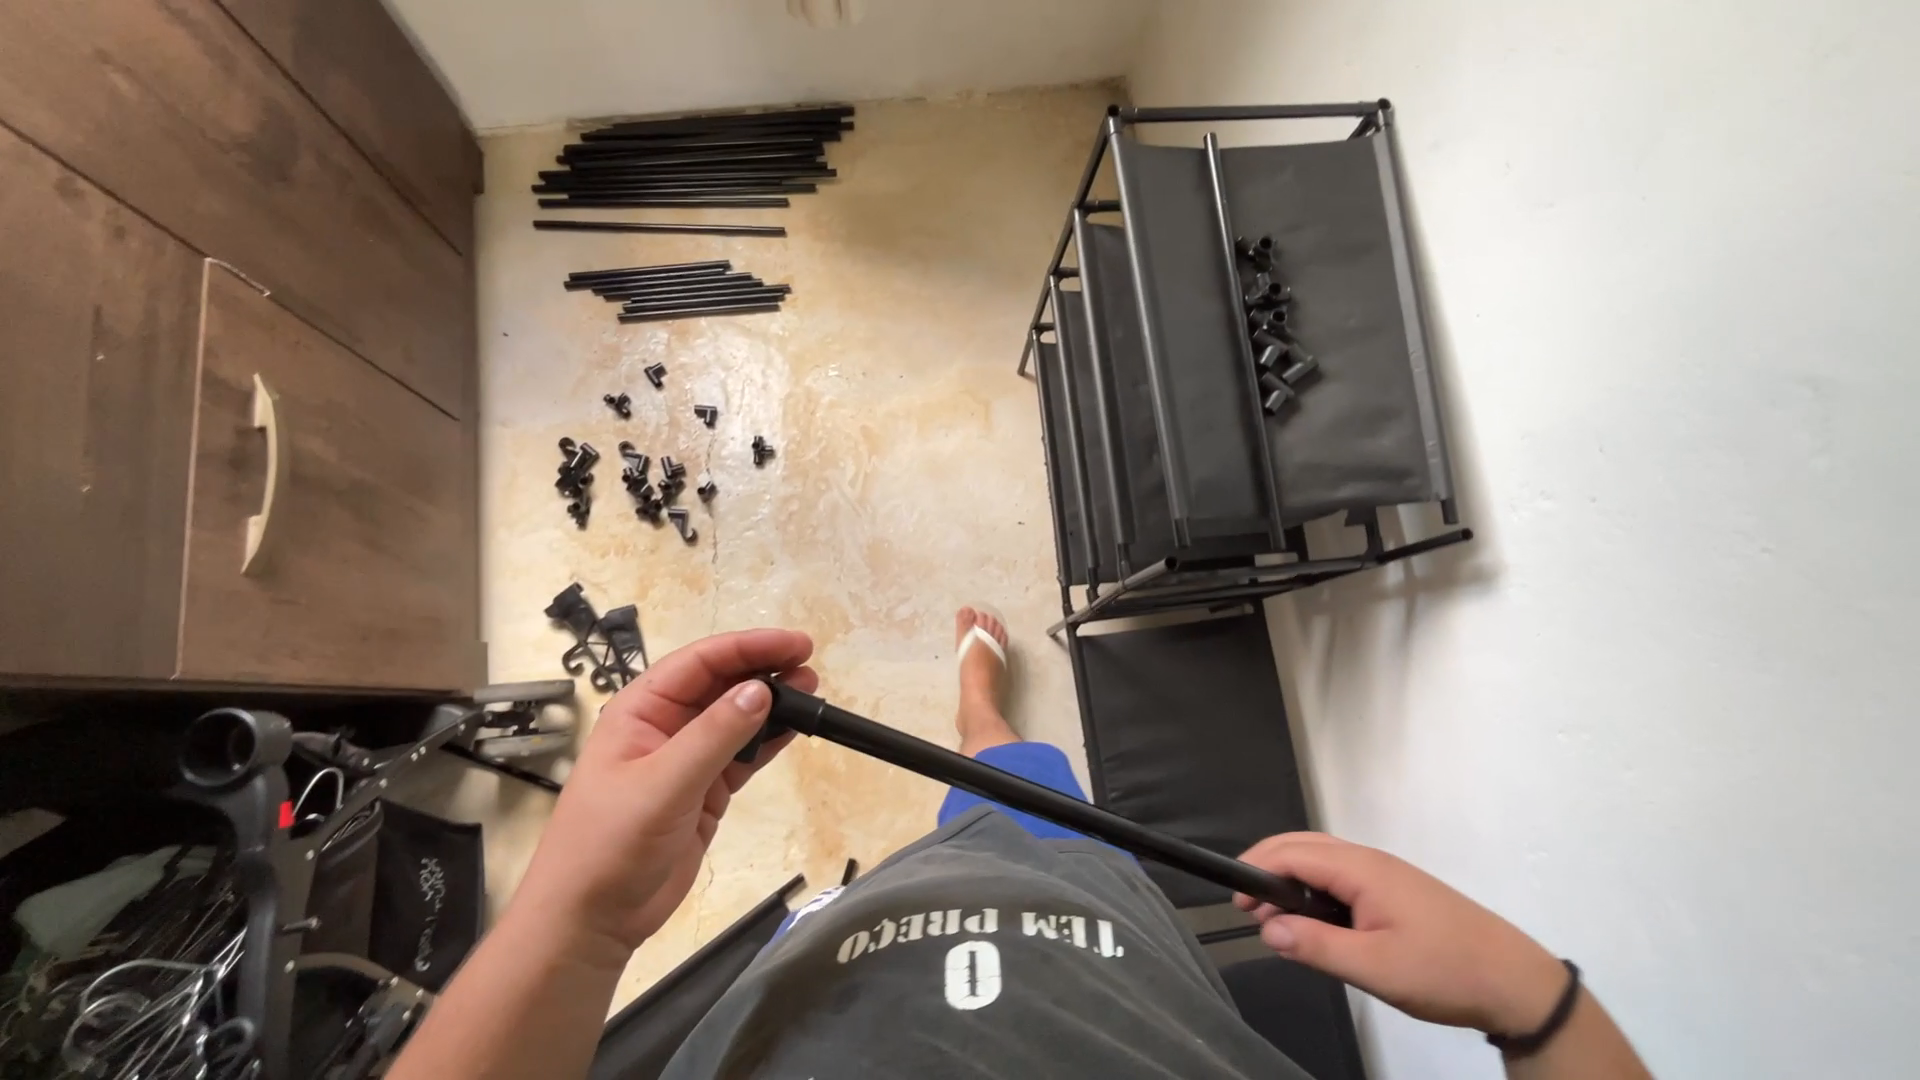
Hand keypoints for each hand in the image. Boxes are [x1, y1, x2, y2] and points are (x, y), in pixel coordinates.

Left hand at [506, 629, 814, 967]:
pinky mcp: (707, 789)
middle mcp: (667, 725)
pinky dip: (771, 741)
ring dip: (773, 705)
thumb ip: (715, 736)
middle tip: (810, 668)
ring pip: (738, 717)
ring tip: (812, 694)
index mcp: (642, 709)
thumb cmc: (610, 844)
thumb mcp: (663, 784)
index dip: (750, 647)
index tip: (796, 645)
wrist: (591, 920)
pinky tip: (797, 730)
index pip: (701, 662)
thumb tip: (763, 690)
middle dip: (765, 670)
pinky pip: (745, 754)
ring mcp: (689, 758)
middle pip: (723, 683)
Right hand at [1236, 833, 1567, 1034]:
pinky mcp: (1396, 889)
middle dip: (1267, 866)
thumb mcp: (1376, 968)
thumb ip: (1316, 947)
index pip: (1292, 852)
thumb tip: (1267, 928)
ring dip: (1290, 876)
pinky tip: (1313, 917)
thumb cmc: (1444, 971)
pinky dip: (1312, 885)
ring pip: (1321, 857)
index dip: (1257, 870)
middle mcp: (1369, 859)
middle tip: (1248, 906)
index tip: (1237, 903)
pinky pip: (1339, 873)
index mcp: (1361, 869)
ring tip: (1274, 915)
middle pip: (1303, 845)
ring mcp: (1385, 872)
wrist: (1519, 984)